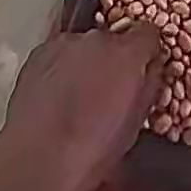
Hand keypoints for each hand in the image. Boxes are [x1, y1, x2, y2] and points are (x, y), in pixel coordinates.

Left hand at [0, 26, 165, 190]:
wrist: (39, 157)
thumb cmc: (93, 149)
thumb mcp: (135, 123)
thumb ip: (148, 85)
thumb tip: (151, 67)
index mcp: (126, 54)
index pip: (147, 33)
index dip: (147, 50)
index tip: (143, 65)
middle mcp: (96, 38)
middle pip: (113, 40)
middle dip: (114, 60)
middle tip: (107, 92)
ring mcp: (65, 42)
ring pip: (85, 46)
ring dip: (87, 63)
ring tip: (77, 98)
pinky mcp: (40, 51)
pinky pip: (60, 53)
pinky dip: (62, 67)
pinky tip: (56, 96)